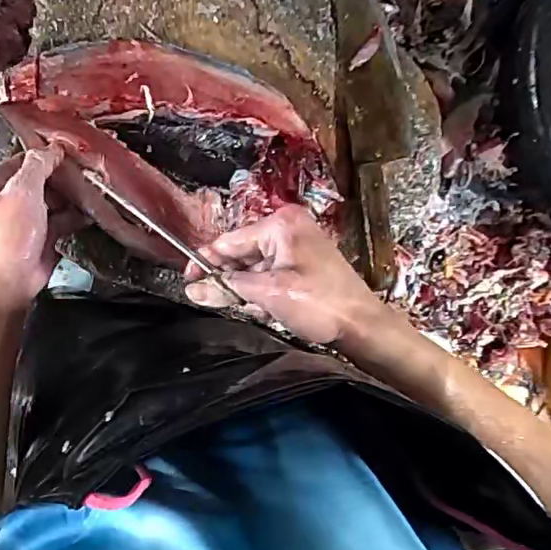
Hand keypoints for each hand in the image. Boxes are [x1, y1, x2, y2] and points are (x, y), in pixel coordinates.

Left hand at [0, 147, 83, 313]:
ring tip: (94, 192)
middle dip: (65, 179)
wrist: (10, 280)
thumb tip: (52, 149)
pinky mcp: (41, 234)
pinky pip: (61, 219)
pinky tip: (91, 212)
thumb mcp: (23, 191)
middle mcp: (7, 196)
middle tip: (88, 174)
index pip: (25, 159)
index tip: (73, 155)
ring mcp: (26, 216)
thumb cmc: (9, 235)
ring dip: (73, 198)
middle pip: (43, 179)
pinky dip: (75, 217)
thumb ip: (38, 166)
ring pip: (55, 199)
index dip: (49, 157)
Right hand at [184, 205, 389, 345]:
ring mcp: (297, 246)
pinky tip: (268, 309)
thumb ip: (227, 288)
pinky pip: (270, 275)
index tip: (188, 280)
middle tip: (218, 301)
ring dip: (248, 291)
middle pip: (241, 253)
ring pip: (254, 268)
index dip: (205, 261)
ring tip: (256, 309)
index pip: (229, 240)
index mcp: (281, 224)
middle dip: (231, 280)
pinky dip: (263, 292)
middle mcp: (288, 228)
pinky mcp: (303, 265)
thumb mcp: (268, 294)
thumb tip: (193, 289)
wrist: (362, 325)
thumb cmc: (321, 304)